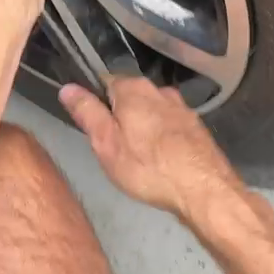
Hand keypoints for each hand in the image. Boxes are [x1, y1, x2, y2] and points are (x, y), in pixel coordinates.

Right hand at [60, 77, 242, 219]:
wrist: (205, 191)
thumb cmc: (148, 168)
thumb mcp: (106, 143)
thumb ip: (87, 112)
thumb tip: (68, 88)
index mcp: (133, 88)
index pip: (105, 82)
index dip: (96, 103)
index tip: (96, 128)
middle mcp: (159, 90)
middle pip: (130, 97)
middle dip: (121, 116)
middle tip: (115, 147)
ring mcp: (182, 108)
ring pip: (152, 111)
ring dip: (144, 127)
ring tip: (140, 156)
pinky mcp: (197, 127)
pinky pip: (170, 126)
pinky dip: (163, 138)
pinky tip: (163, 160)